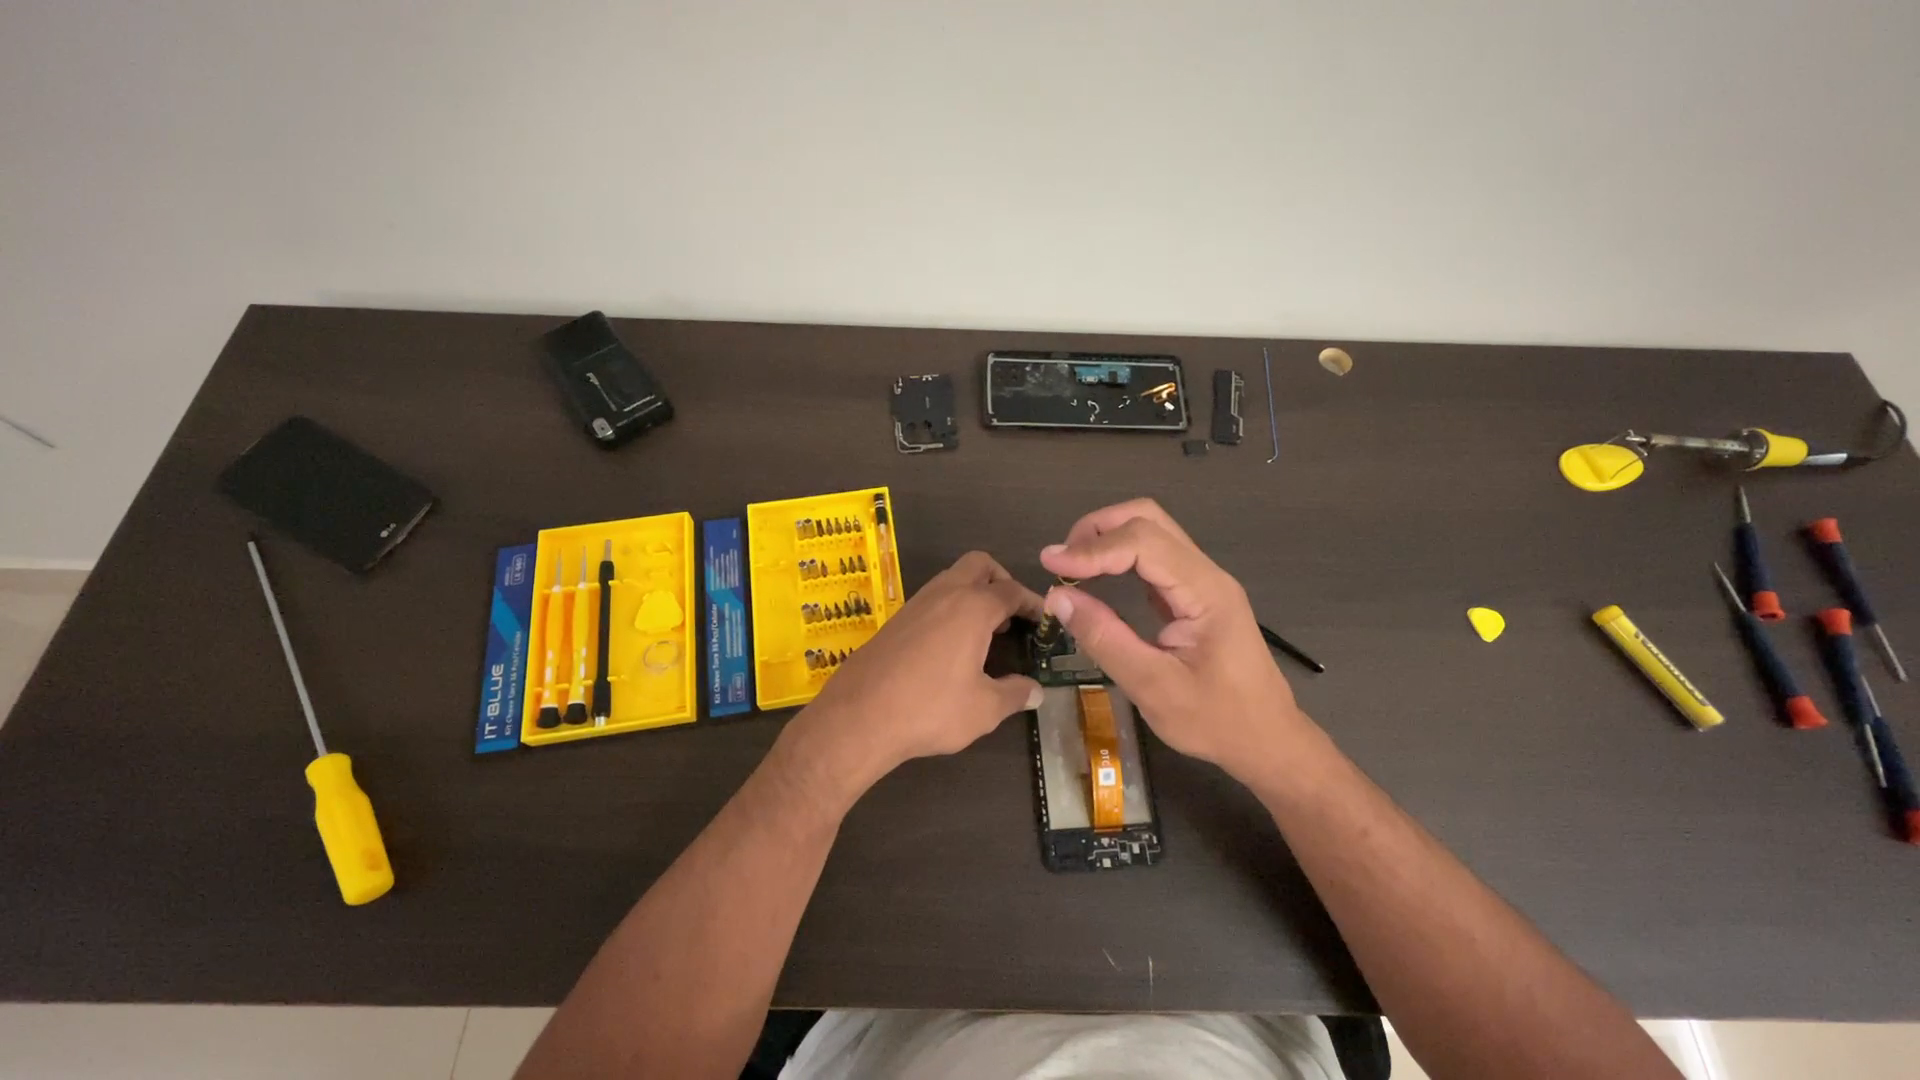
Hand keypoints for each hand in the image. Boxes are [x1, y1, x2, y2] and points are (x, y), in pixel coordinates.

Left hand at [794, 551, 1044, 791]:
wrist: (858, 717)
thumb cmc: (930, 709)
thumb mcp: (984, 709)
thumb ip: (1014, 695)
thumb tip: (1036, 692)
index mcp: (972, 607)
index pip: (1013, 591)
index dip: (1033, 604)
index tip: (1045, 621)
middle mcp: (944, 594)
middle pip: (979, 565)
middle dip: (1001, 581)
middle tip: (1014, 614)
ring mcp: (915, 604)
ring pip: (951, 579)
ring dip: (973, 593)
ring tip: (987, 632)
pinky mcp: (895, 621)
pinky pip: (932, 599)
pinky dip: (950, 609)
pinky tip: (953, 646)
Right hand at [1038, 499, 1309, 781]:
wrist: (1266, 740)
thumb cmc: (1216, 720)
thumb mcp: (1153, 687)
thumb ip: (1105, 638)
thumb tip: (1058, 597)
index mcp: (1205, 592)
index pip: (1143, 542)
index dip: (1093, 548)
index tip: (1050, 564)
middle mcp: (1206, 575)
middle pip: (1149, 520)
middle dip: (1099, 530)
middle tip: (1061, 562)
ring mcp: (1202, 583)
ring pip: (1152, 532)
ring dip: (1108, 539)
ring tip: (1071, 568)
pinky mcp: (1194, 596)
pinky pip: (1154, 558)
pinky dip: (1120, 557)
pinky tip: (1096, 580)